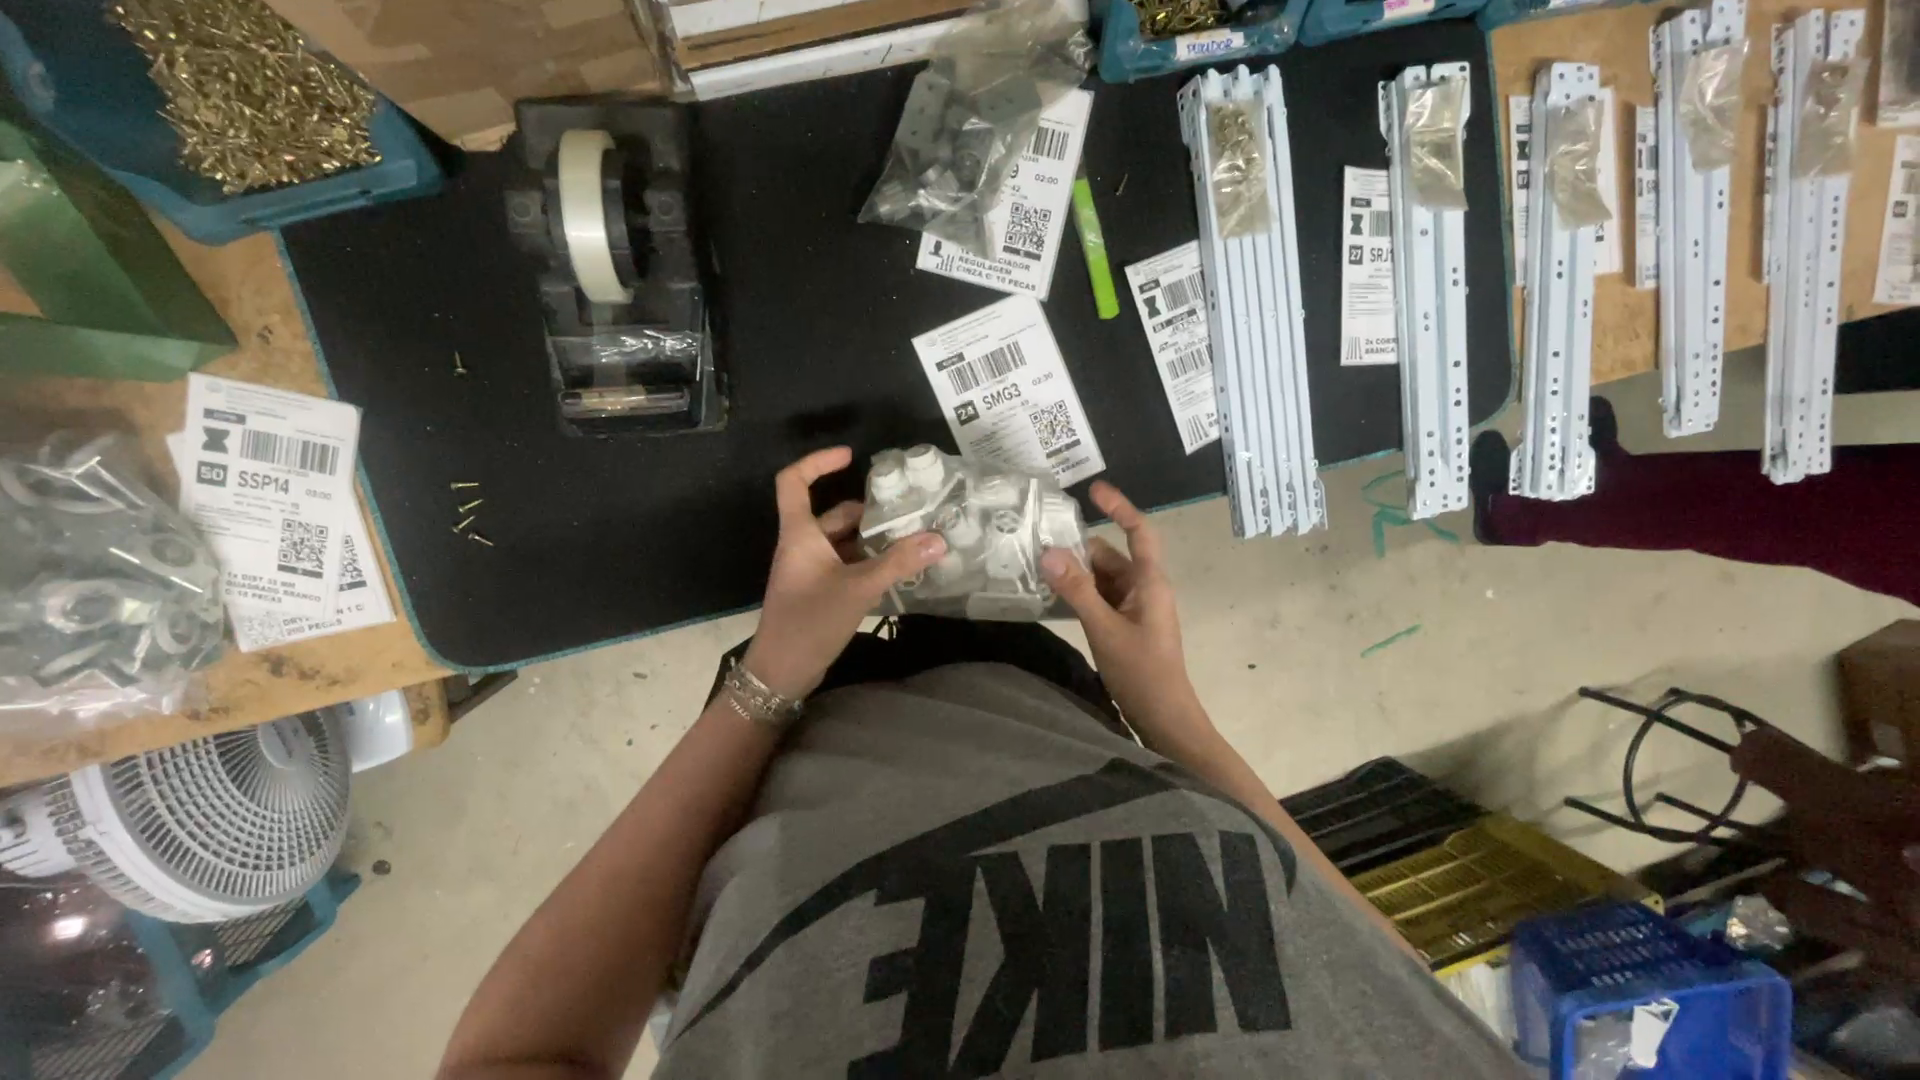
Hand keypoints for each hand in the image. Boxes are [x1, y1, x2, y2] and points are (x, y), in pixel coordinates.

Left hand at [743, 447, 945, 699]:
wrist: (780, 672)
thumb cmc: (810, 621)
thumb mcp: (859, 588)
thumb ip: (899, 563)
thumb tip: (939, 539)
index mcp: (800, 534)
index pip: (794, 482)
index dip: (818, 463)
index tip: (850, 457)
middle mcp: (802, 546)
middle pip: (832, 515)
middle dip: (867, 511)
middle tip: (907, 512)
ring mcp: (809, 571)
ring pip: (842, 543)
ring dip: (872, 540)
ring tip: (912, 540)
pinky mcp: (818, 592)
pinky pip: (845, 565)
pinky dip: (868, 563)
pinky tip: (897, 571)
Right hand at [1040, 481, 1207, 736]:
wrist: (1164, 718)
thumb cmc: (1142, 673)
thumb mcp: (1104, 629)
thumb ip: (1076, 591)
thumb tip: (1048, 552)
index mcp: (1150, 582)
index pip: (1139, 531)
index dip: (1119, 507)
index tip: (1093, 490)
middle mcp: (1145, 588)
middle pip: (1111, 555)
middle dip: (1079, 550)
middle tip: (1037, 546)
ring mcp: (1136, 608)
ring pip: (1103, 578)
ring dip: (1076, 575)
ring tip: (1037, 571)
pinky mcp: (1126, 626)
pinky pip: (1101, 599)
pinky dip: (1080, 595)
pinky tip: (1053, 600)